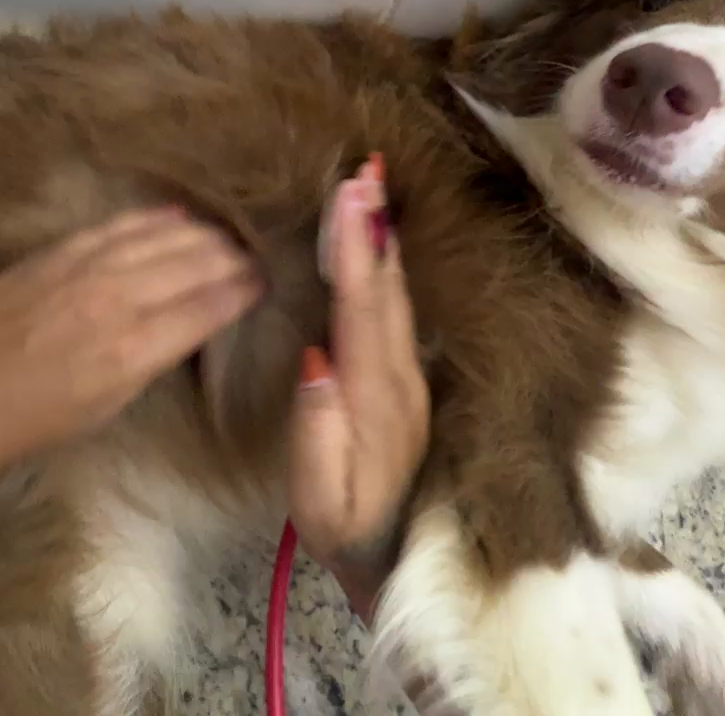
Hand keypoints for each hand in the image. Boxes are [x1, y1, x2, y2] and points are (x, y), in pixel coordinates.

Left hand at [0, 209, 262, 485]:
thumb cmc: (27, 423)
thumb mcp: (105, 407)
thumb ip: (151, 358)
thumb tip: (185, 323)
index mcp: (133, 349)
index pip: (209, 305)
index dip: (244, 290)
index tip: (264, 282)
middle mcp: (116, 298)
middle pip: (194, 262)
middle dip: (231, 259)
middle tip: (253, 257)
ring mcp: (84, 267)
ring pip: (162, 236)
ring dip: (201, 235)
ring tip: (224, 236)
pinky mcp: (56, 251)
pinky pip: (119, 225)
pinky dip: (154, 220)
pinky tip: (176, 217)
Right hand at [289, 157, 428, 608]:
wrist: (400, 556)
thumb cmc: (348, 527)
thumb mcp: (321, 500)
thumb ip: (317, 433)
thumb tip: (314, 359)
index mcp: (376, 396)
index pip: (363, 310)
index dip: (355, 251)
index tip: (351, 196)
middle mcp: (401, 374)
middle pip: (388, 288)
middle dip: (375, 225)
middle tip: (367, 167)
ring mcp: (410, 372)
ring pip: (398, 292)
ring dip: (384, 236)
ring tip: (374, 186)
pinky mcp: (407, 373)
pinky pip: (398, 305)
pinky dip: (389, 263)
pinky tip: (382, 240)